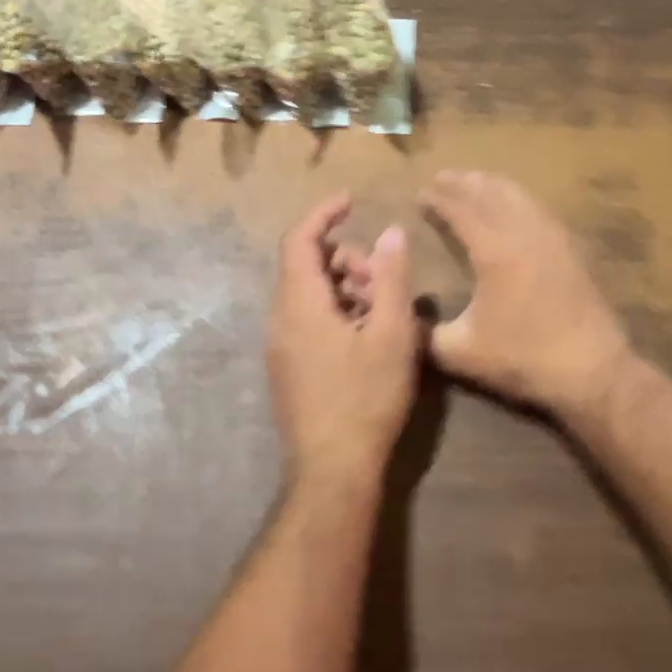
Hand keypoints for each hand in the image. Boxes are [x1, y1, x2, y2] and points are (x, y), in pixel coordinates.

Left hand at [267, 193, 420, 483]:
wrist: (332, 469)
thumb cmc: (366, 399)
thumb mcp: (392, 334)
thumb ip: (391, 278)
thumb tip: (390, 232)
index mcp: (299, 304)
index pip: (298, 239)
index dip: (323, 214)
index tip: (351, 202)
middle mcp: (280, 319)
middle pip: (305, 266)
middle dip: (346, 259)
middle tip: (384, 278)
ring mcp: (279, 347)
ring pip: (307, 296)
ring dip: (344, 288)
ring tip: (383, 310)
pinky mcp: (286, 369)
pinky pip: (306, 321)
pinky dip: (335, 312)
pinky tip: (368, 337)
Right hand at [422, 171, 633, 420]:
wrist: (591, 371)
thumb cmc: (522, 360)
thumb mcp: (460, 352)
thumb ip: (424, 333)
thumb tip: (402, 315)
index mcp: (494, 251)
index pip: (460, 210)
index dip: (438, 199)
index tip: (419, 193)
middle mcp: (524, 233)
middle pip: (490, 193)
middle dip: (463, 182)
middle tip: (441, 177)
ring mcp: (552, 238)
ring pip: (519, 196)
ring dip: (492, 185)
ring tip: (473, 182)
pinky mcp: (571, 250)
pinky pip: (539, 209)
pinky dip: (518, 198)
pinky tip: (514, 207)